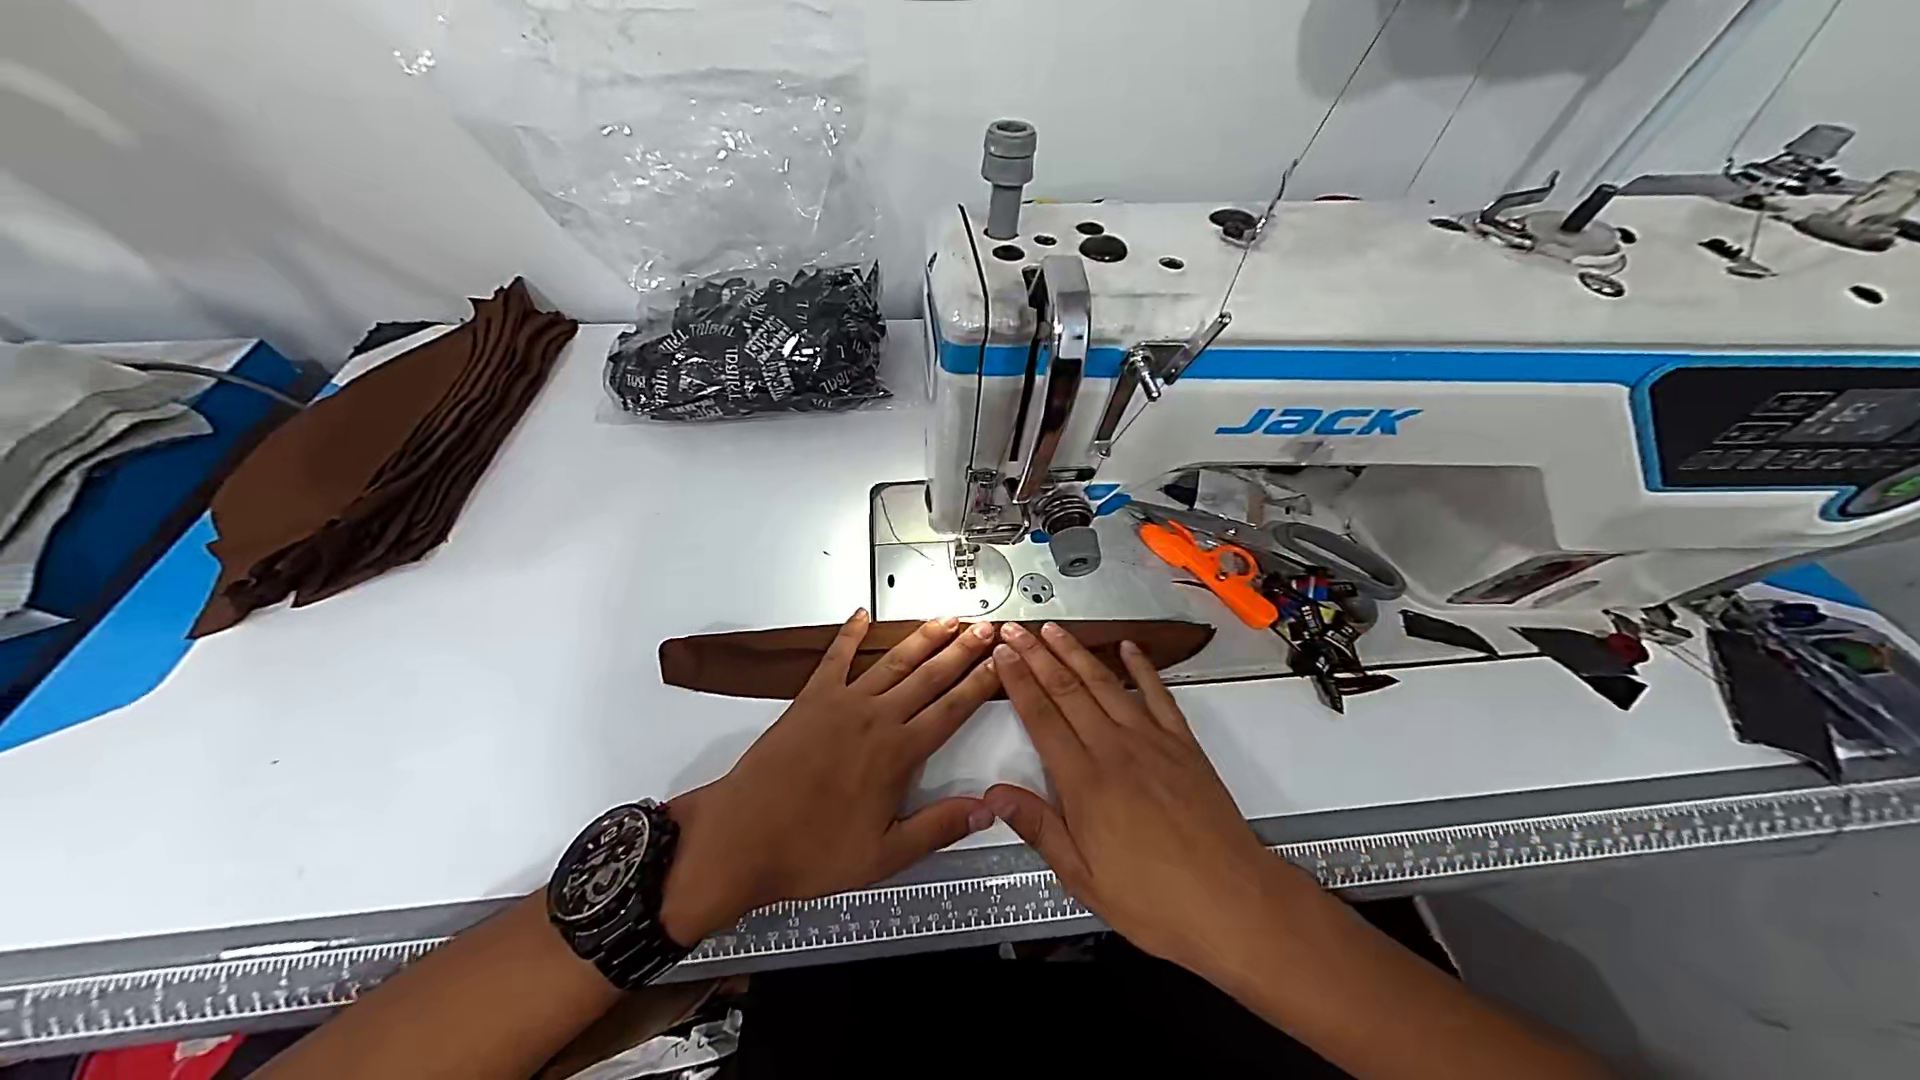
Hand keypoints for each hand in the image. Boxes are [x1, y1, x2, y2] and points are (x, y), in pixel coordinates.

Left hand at [659, 611, 1000, 944]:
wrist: (742, 837)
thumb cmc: (810, 850)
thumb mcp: (884, 854)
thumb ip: (937, 827)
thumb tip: (984, 810)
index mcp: (898, 754)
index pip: (952, 709)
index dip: (980, 683)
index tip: (999, 662)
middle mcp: (875, 719)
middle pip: (930, 676)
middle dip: (962, 650)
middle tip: (985, 627)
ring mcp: (842, 704)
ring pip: (894, 662)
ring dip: (923, 638)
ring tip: (946, 619)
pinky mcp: (811, 699)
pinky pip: (835, 658)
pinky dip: (850, 635)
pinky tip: (861, 617)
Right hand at [985, 622, 1311, 983]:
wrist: (1234, 904)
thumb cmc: (1160, 900)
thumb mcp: (1083, 877)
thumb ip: (1039, 828)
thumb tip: (997, 797)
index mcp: (1086, 783)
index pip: (1041, 716)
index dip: (1018, 681)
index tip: (1004, 656)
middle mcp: (1116, 752)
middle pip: (1066, 690)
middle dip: (1037, 655)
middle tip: (1017, 630)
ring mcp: (1152, 743)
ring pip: (1104, 683)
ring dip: (1075, 653)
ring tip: (1055, 631)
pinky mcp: (1183, 746)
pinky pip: (1158, 695)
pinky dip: (1142, 667)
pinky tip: (1129, 649)